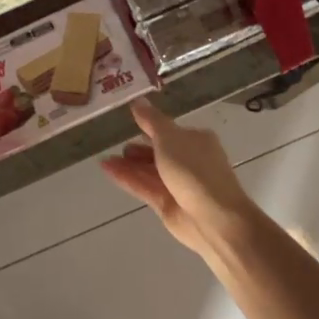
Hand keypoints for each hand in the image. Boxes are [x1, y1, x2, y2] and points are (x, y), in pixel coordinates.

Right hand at [100, 100, 263, 258]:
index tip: (129, 123)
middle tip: (117, 147)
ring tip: (106, 160)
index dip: (150, 127)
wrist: (212, 217)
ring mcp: (178, 184)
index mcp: (196, 141)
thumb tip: (137, 100)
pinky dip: (127, 179)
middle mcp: (188, 161)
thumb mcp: (170, 138)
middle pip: (159, 153)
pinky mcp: (166, 204)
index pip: (170, 132)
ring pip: (149, 171)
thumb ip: (151, 120)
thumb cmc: (194, 170)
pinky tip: (108, 171)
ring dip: (128, 165)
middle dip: (139, 150)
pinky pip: (143, 187)